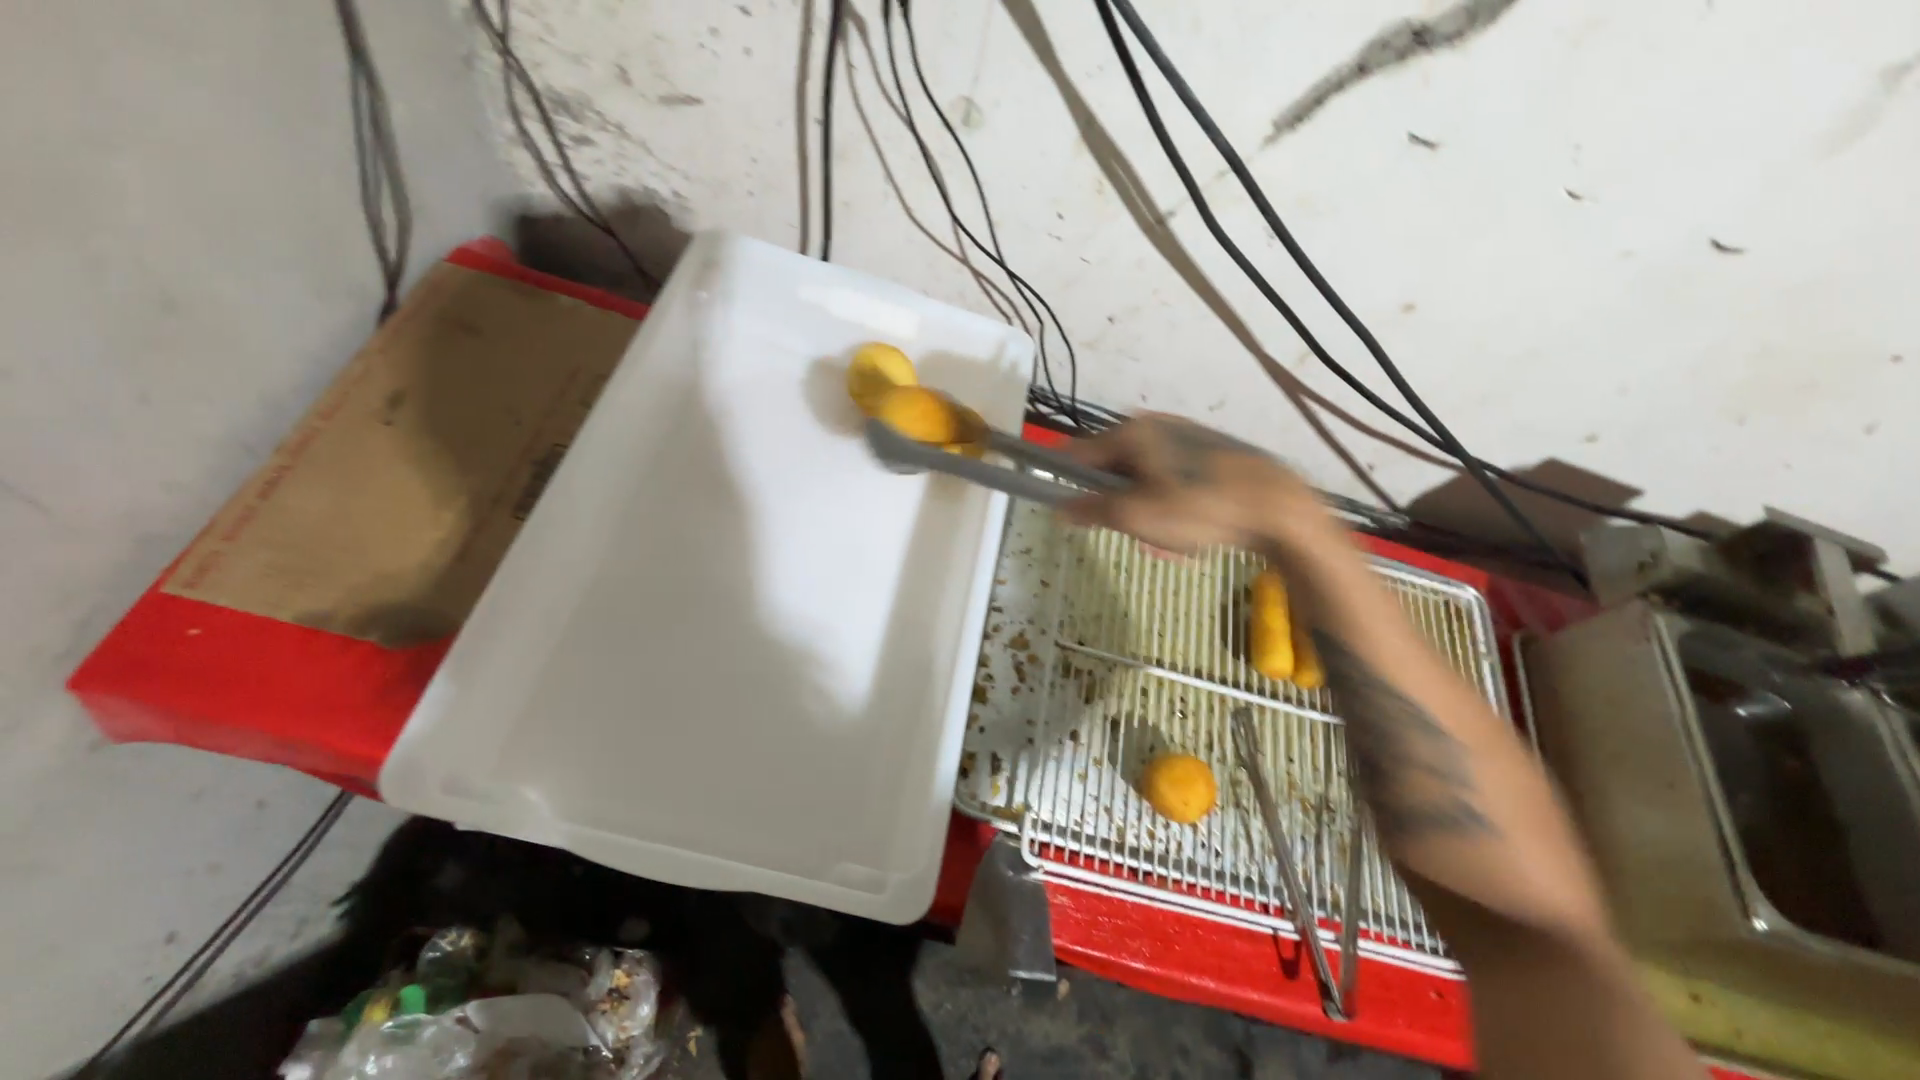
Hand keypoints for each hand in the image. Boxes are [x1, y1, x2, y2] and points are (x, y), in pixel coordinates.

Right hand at [1060, 413, 1326, 552]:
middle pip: (1114, 469)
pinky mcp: (1212, 455)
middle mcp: (1156, 426)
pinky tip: (1194, 534)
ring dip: (1148, 513)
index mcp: (1132, 432)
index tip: (1071, 513)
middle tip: (1136, 536)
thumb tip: (1058, 507)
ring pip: (1146, 480)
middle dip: (1118, 506)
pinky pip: (1175, 482)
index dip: (1068, 483)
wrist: (1279, 506)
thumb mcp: (1137, 517)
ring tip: (1170, 544)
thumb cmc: (1200, 509)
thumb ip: (1092, 510)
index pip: (1078, 454)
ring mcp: (1187, 438)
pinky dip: (1174, 507)